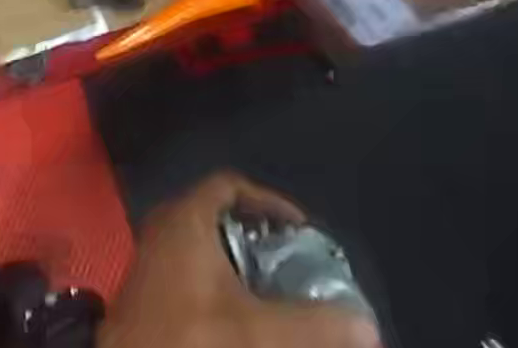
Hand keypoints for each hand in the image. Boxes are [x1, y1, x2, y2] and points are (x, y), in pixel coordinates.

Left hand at [101, 173, 380, 347]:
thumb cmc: (190, 337)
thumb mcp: (257, 333)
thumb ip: (313, 325)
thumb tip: (366, 325)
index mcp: (186, 218)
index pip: (228, 184)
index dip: (267, 199)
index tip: (301, 228)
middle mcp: (166, 225)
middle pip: (217, 213)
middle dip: (257, 234)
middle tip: (293, 261)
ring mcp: (154, 254)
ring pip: (203, 241)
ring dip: (239, 259)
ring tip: (275, 290)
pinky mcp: (150, 284)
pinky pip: (190, 264)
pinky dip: (220, 277)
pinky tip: (241, 312)